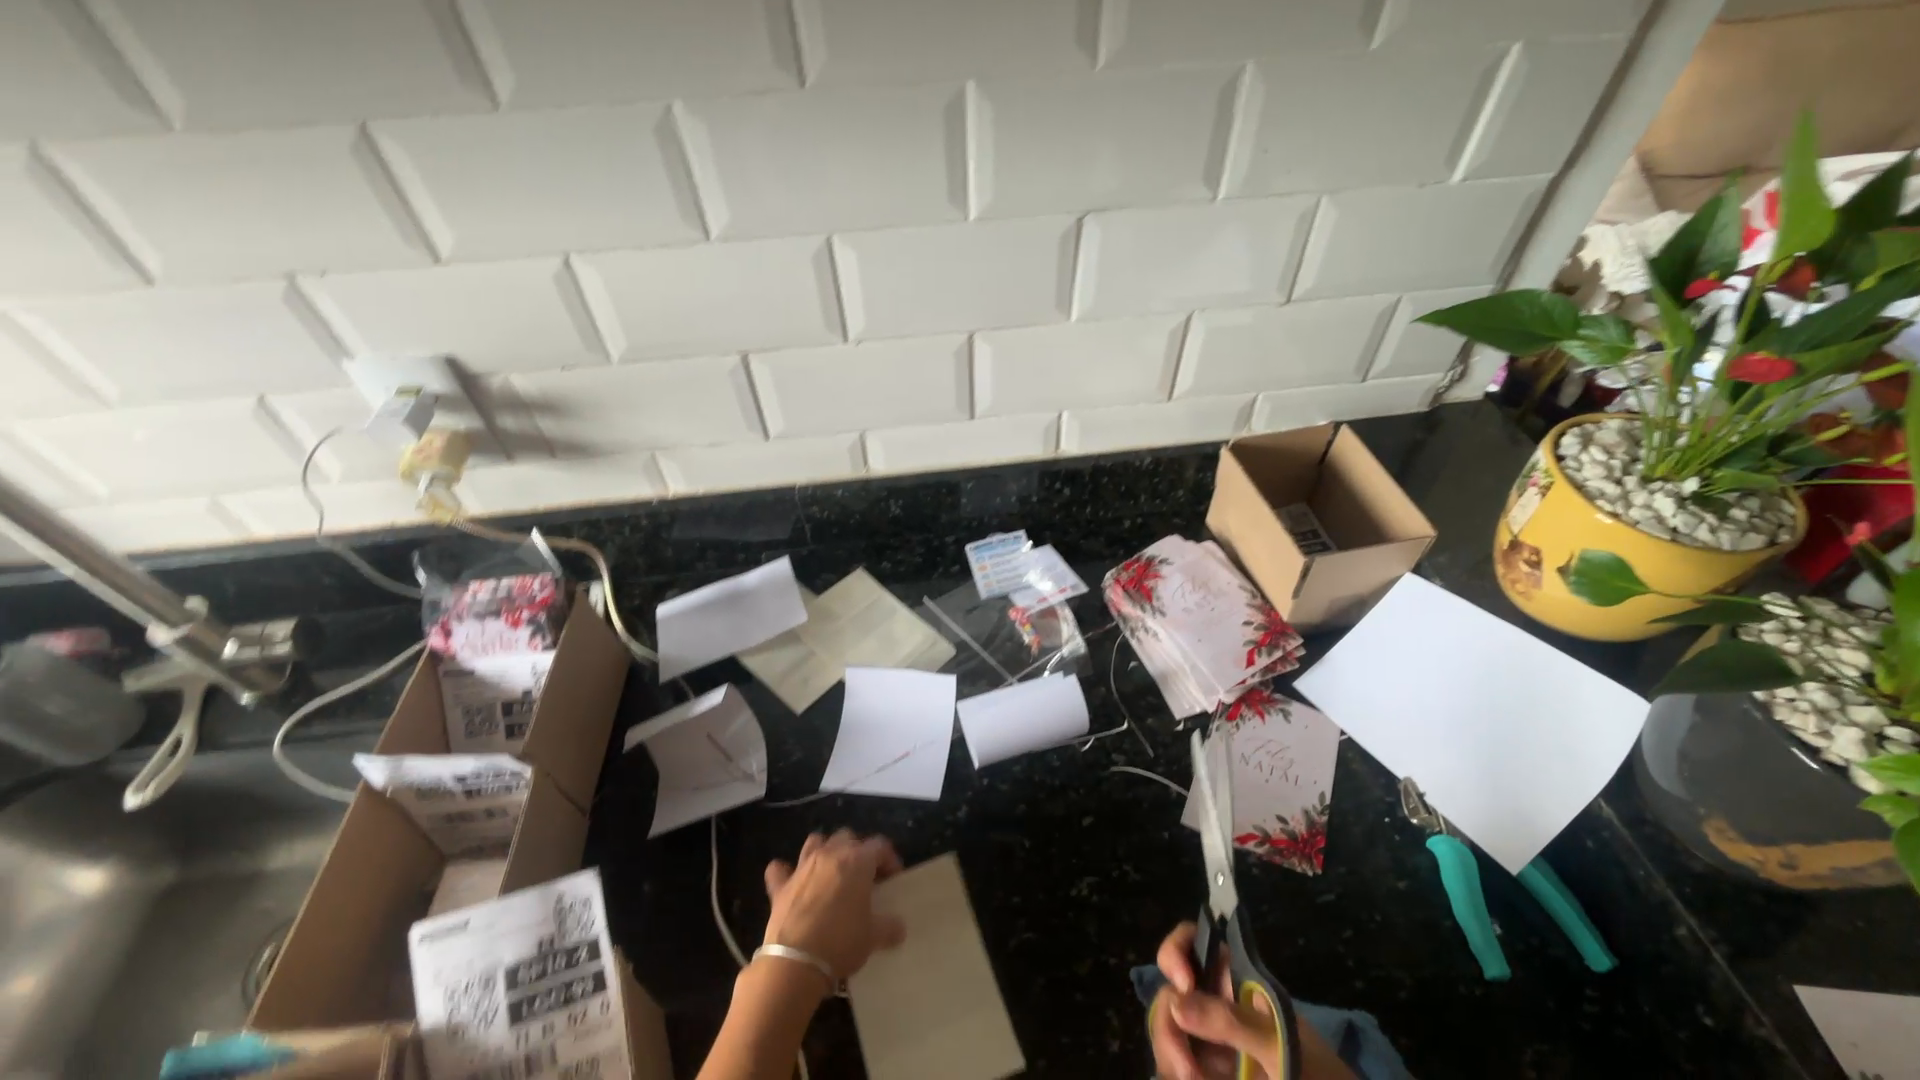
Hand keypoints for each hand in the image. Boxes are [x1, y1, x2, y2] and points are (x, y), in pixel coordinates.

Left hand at [761, 829, 906, 980]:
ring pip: (815, 841)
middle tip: (864, 876)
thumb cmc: (842, 942)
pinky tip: (792, 882)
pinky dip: (785, 872)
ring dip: (825, 850)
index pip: (879, 846)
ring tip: (832, 872)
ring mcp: (801, 868)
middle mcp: (829, 855)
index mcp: (856, 861)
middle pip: (847, 837)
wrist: (796, 962)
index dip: (889, 859)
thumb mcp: (874, 937)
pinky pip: (779, 869)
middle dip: (857, 851)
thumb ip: (890, 927)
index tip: (893, 878)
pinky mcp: (780, 886)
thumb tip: (898, 928)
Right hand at [1148, 921, 1280, 1079]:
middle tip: (1185, 1070)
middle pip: (1171, 993)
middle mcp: (1215, 1002)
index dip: (1176, 952)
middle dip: (1169, 1027)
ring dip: (1170, 1056)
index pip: (1194, 943)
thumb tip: (1177, 1000)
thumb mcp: (1281, 1044)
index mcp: (1236, 981)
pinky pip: (1173, 1062)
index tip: (1182, 983)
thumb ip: (1233, 1021)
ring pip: (1167, 1031)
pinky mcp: (1202, 1069)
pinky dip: (1175, 1071)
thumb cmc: (1318, 1073)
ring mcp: (1207, 1038)